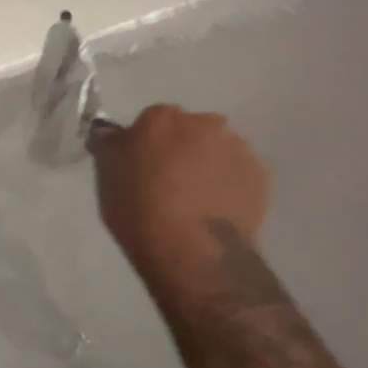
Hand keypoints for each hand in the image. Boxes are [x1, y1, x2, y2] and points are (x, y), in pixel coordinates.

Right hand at [90, 105, 268, 275]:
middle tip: (163, 183)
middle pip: (186, 131)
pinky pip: (235, 173)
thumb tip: (110, 133)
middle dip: (177, 150)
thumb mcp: (107, 178)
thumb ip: (111, 148)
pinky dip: (225, 184)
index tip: (137, 167)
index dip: (142, 145)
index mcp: (160, 119)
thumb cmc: (139, 210)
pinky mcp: (260, 174)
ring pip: (214, 150)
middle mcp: (204, 122)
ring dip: (203, 166)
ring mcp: (237, 147)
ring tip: (191, 201)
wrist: (193, 249)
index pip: (149, 122)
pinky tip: (212, 209)